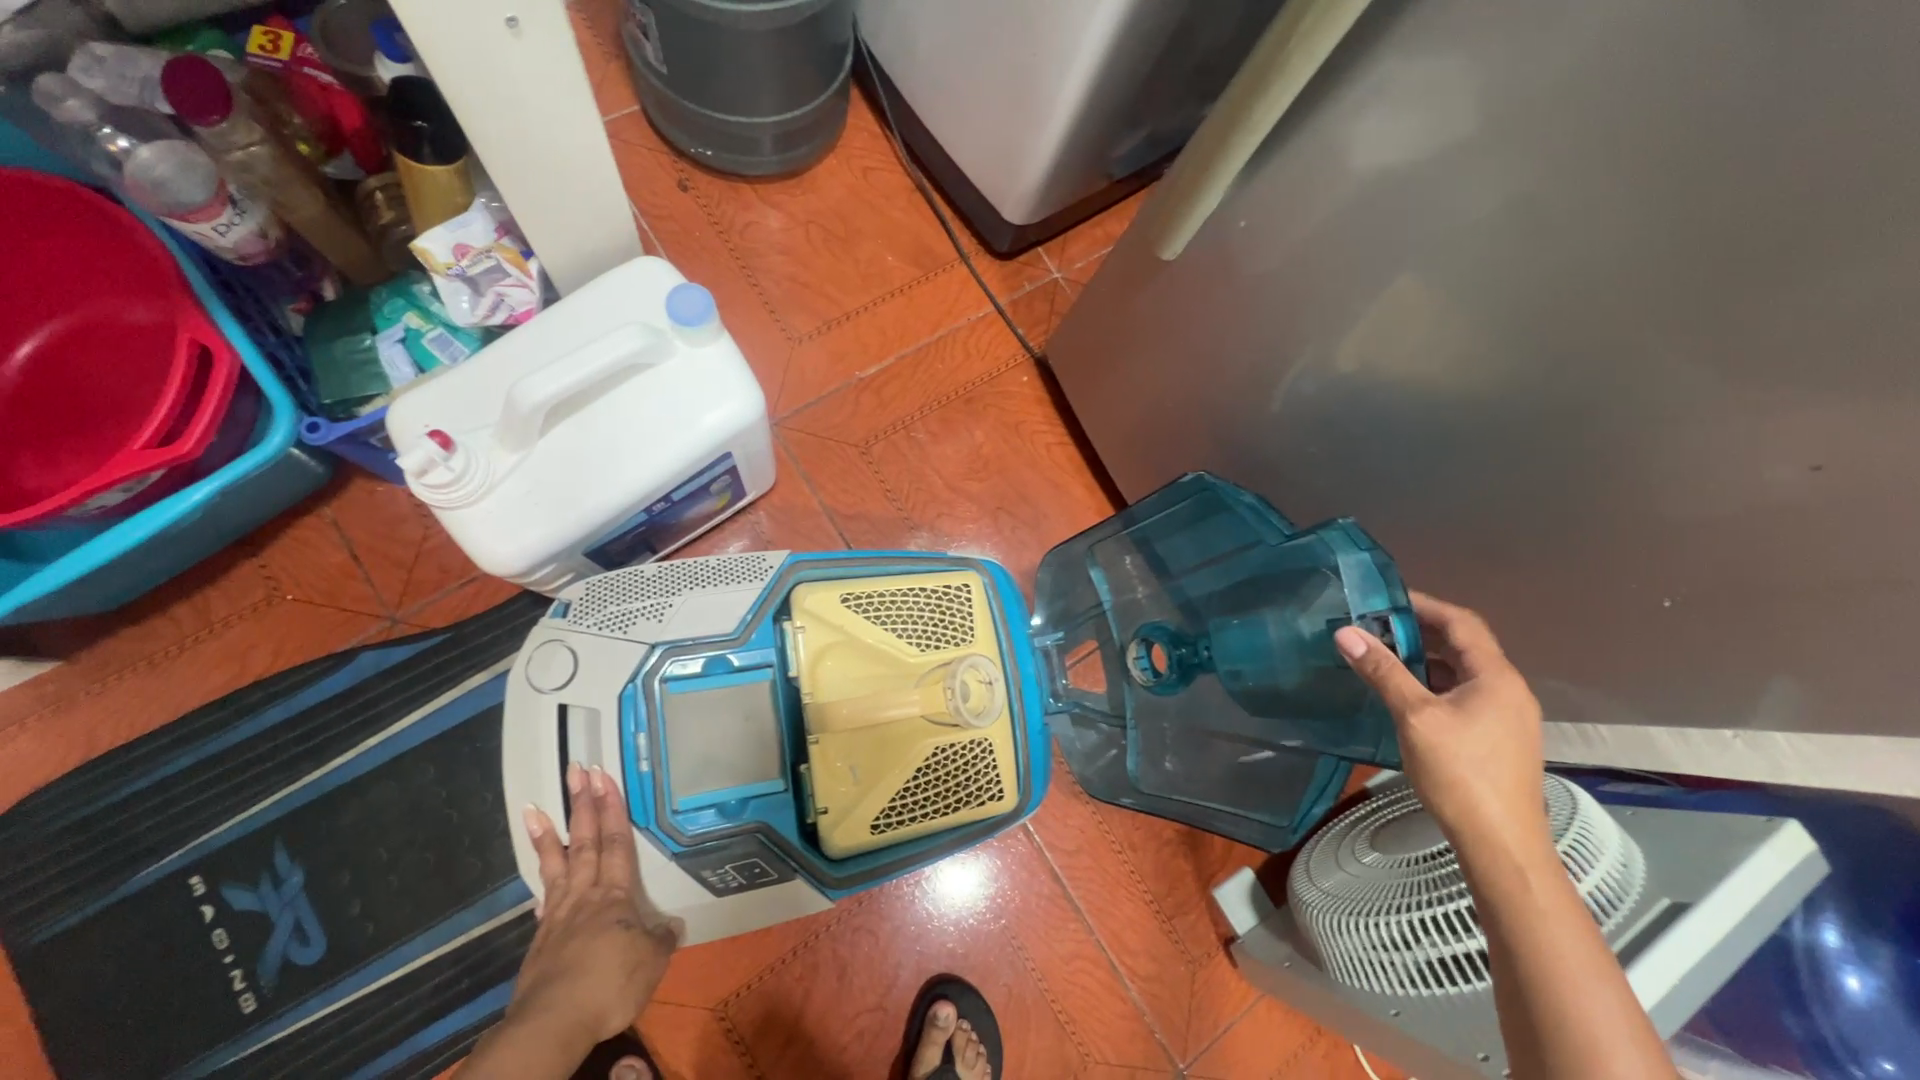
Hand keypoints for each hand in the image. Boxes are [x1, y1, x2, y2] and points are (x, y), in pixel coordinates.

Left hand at [508, 763, 682, 1056]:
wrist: (553, 1022)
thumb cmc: (610, 985)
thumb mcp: (651, 962)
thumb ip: (660, 939)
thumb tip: (671, 925)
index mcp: (615, 897)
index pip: (617, 843)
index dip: (612, 808)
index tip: (603, 777)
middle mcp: (585, 897)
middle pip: (585, 842)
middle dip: (584, 805)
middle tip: (577, 771)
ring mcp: (559, 916)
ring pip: (557, 865)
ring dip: (549, 835)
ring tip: (534, 807)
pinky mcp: (542, 940)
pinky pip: (545, 900)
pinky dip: (543, 885)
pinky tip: (541, 883)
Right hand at [1333, 592, 1550, 863]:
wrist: (1500, 841)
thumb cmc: (1459, 773)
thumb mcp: (1414, 717)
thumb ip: (1383, 672)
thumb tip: (1346, 633)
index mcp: (1495, 676)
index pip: (1461, 622)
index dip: (1424, 606)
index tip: (1384, 600)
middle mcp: (1508, 690)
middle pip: (1464, 646)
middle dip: (1420, 633)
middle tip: (1376, 628)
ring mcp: (1508, 717)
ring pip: (1463, 674)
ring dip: (1426, 661)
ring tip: (1384, 659)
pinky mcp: (1500, 740)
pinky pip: (1466, 697)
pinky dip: (1435, 687)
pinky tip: (1407, 699)